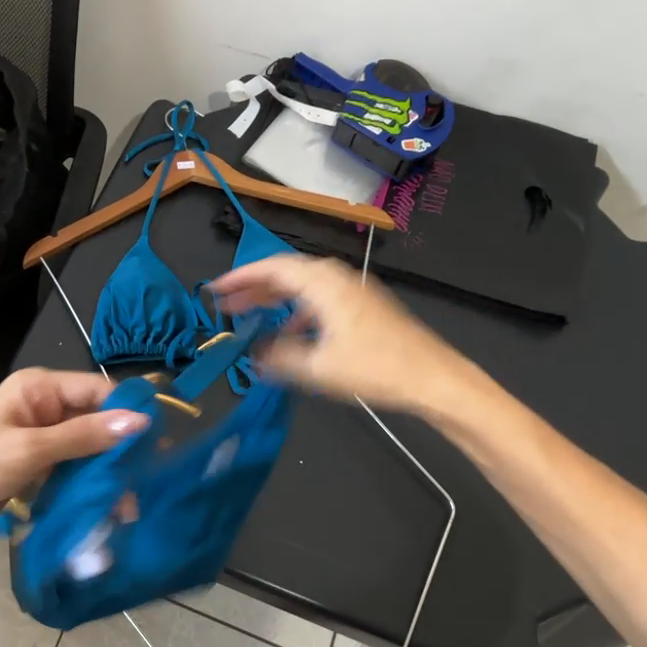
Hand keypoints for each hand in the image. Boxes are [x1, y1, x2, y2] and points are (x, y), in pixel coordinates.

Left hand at [0, 369, 148, 534]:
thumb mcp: (32, 449)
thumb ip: (84, 436)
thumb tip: (139, 421)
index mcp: (38, 388)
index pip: (95, 389)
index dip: (125, 411)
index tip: (155, 439)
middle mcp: (43, 406)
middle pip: (95, 420)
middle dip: (118, 449)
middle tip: (144, 477)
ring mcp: (42, 437)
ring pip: (88, 449)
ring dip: (106, 473)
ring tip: (127, 504)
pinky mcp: (40, 465)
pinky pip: (74, 469)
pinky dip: (89, 485)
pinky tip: (107, 507)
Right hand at [211, 255, 476, 414]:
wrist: (431, 377)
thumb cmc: (375, 368)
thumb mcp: (317, 368)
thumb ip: (278, 358)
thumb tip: (252, 354)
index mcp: (323, 285)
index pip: (272, 269)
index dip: (239, 278)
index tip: (215, 290)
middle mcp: (337, 279)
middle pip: (286, 273)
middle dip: (252, 287)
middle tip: (225, 304)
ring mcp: (352, 290)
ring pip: (302, 285)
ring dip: (273, 298)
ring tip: (249, 315)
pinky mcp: (362, 305)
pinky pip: (318, 297)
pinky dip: (295, 308)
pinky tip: (289, 332)